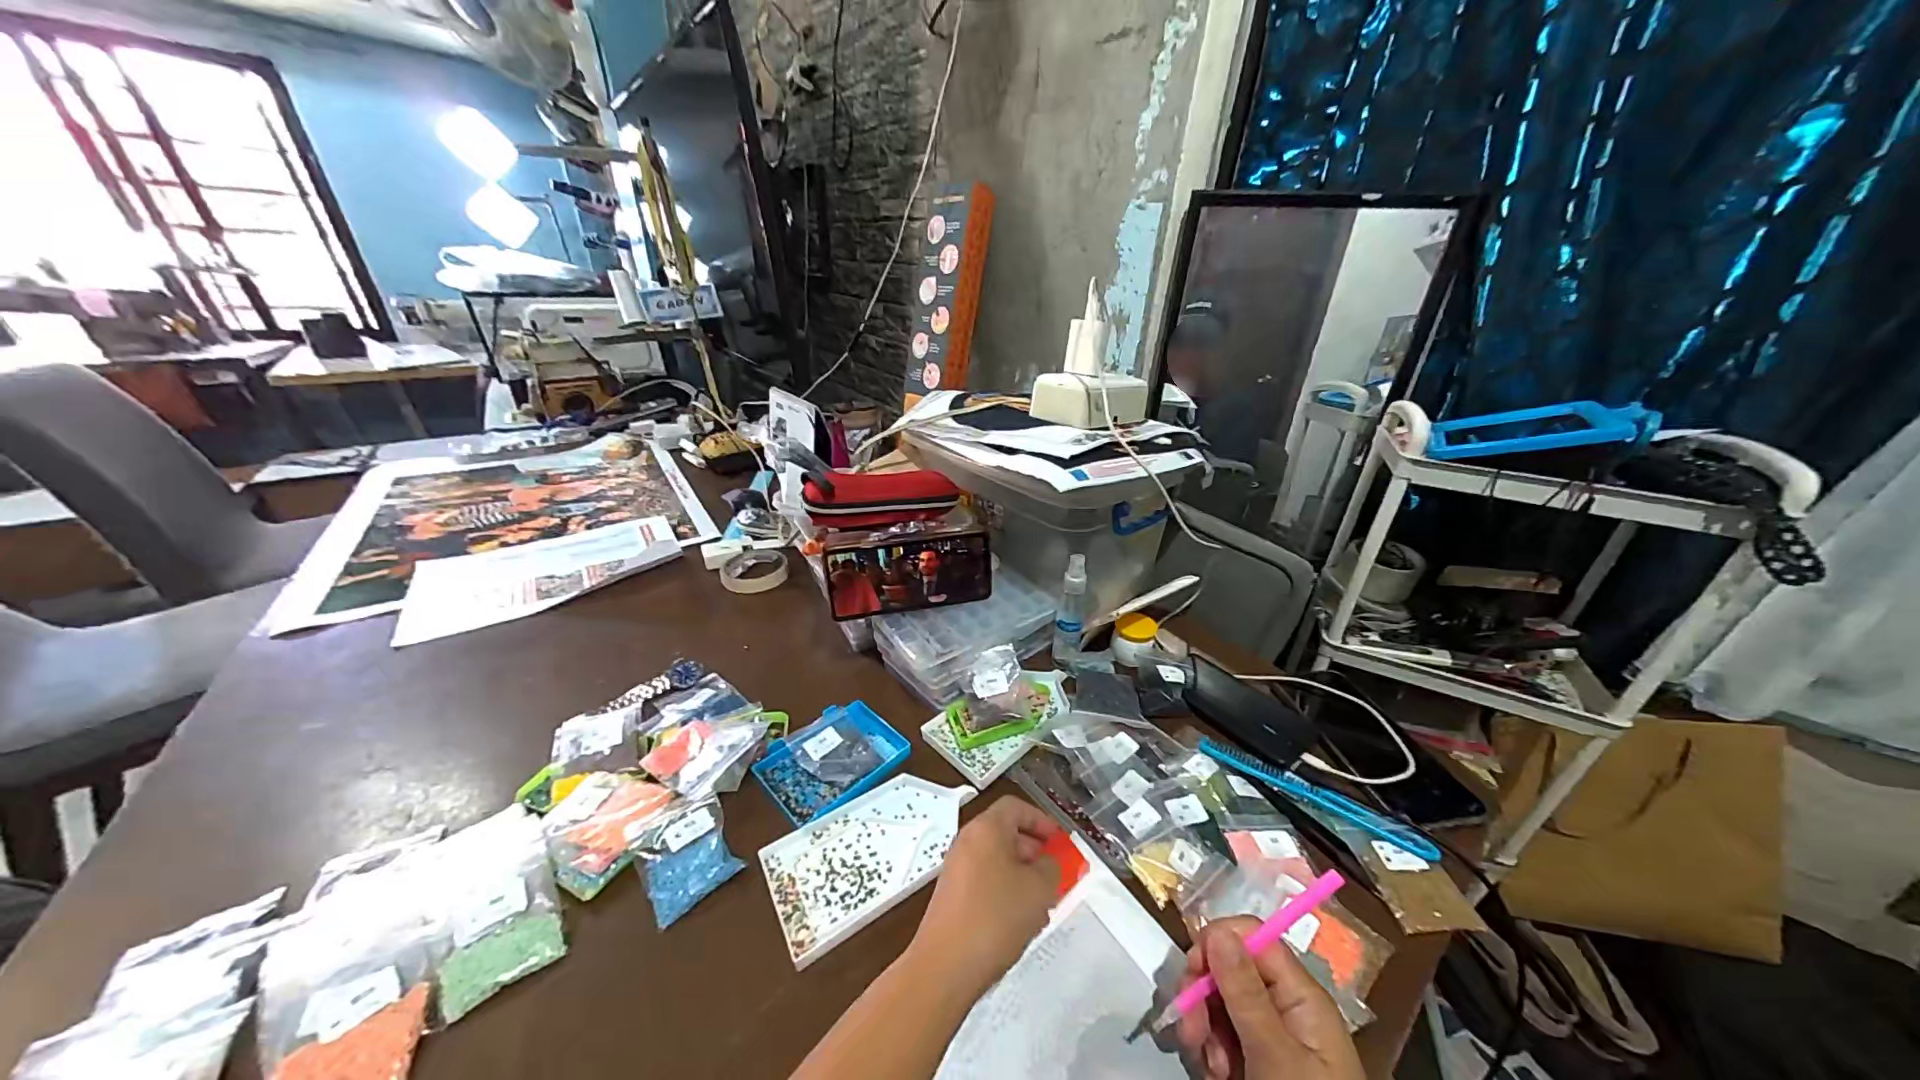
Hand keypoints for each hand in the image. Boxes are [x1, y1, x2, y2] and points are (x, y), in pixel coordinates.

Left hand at [909, 796, 1061, 997]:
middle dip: (1035, 850)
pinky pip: (986, 880)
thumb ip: (1052, 867)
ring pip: (998, 860)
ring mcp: (957, 869)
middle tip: (1056, 873)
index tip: (1060, 841)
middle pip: (1006, 832)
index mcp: (986, 829)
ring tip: (1043, 902)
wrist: (946, 965)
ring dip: (1023, 874)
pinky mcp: (953, 895)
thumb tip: (1047, 863)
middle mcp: (967, 842)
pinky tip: (1020, 920)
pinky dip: (1006, 890)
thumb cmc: (996, 917)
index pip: (1016, 807)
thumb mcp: (1039, 889)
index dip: (1042, 820)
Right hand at [1175, 917, 1363, 1079]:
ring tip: (1212, 1067)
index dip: (1216, 941)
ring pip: (1215, 1001)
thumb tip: (1217, 929)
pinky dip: (1208, 1050)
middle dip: (1201, 993)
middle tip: (1193, 1031)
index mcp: (1299, 995)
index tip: (1192, 969)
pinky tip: (1216, 1075)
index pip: (1251, 936)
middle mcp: (1282, 1005)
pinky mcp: (1251, 1058)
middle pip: (1226, 967)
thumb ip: (1244, 992)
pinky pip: (1217, 1034)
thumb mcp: (1276, 1056)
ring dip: (1202, 1028)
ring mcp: (1266, 1033)